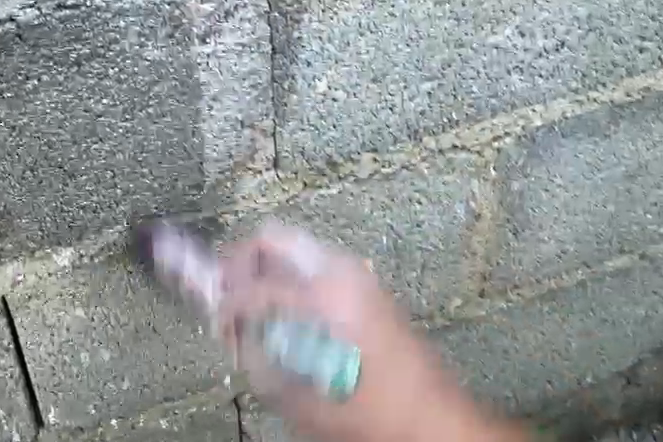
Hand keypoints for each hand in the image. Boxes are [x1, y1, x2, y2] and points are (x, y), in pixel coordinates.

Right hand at [219, 224, 522, 441]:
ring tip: (250, 306)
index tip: (219, 326)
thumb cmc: (382, 415)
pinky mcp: (361, 284)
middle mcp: (338, 271)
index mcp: (326, 297)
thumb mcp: (318, 407)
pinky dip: (285, 276)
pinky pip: (309, 263)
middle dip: (239, 264)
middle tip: (225, 296)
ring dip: (261, 268)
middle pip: (270, 240)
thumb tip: (239, 347)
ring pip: (290, 246)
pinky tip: (281, 313)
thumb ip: (270, 375)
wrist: (443, 422)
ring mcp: (353, 272)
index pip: (258, 286)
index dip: (228, 304)